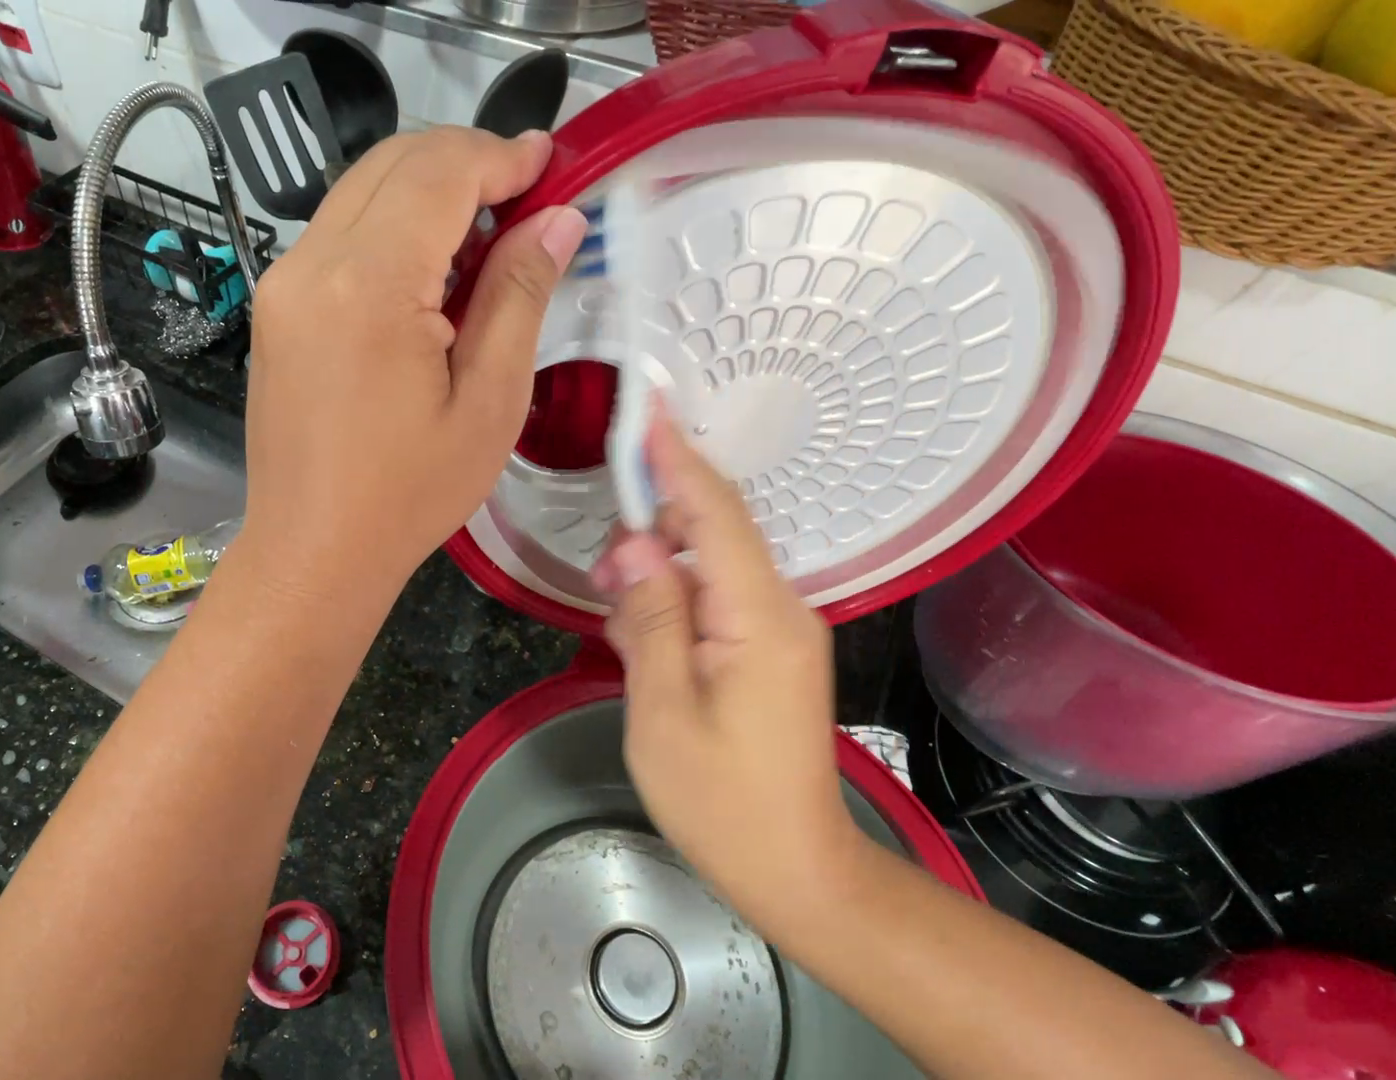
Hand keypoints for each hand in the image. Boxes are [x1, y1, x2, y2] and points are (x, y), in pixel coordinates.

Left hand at [239, 127, 588, 594]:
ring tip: (487, 238)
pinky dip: (392, 228)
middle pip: (393, 163)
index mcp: (367, 286)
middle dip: (465, 162)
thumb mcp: (489, 403)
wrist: (313, 551)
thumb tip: (557, 219)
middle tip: (526, 197)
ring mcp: (283, 282)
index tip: (550, 164)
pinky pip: (339, 234)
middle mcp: (311, 265)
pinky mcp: (276, 305)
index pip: (437, 172)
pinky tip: (431, 274)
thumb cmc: (408, 494)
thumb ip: (519, 297)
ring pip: (362, 191)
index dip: (500, 155)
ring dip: (428, 192)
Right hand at [592, 411, 863, 924]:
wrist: (795, 867)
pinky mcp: (770, 650)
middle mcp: (780, 608)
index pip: (714, 514)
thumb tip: (635, 545)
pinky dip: (674, 599)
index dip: (676, 459)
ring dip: (658, 570)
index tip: (645, 408)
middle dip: (653, 527)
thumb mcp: (663, 709)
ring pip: (711, 564)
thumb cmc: (722, 800)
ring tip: (613, 611)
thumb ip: (649, 617)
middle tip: (599, 570)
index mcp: (758, 616)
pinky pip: (717, 598)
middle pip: (714, 531)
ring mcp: (781, 629)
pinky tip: (641, 632)